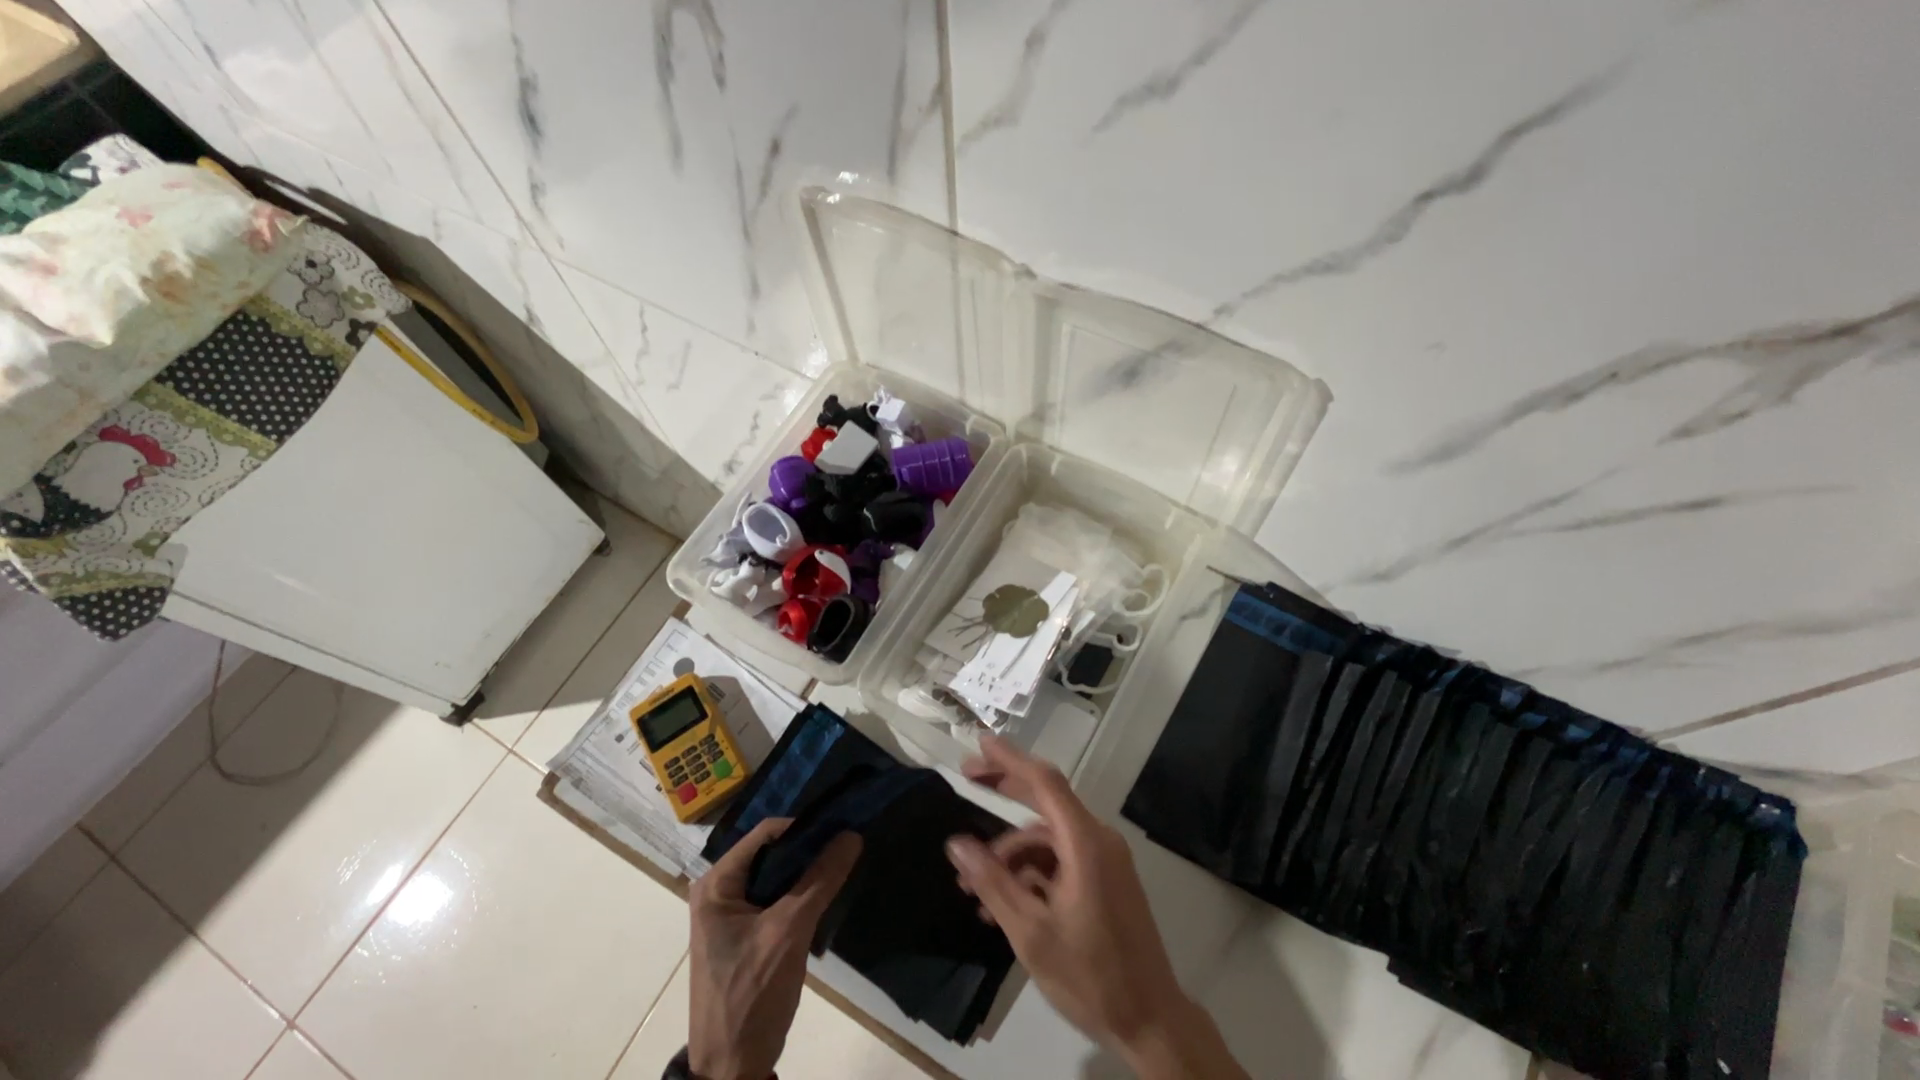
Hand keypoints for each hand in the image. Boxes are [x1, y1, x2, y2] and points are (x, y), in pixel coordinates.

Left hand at [688, 818, 861, 1079]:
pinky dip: (801, 896)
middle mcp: (719, 891)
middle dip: (810, 849)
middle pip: (772, 854)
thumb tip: (852, 835)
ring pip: (777, 878)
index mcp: (716, 884)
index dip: (805, 827)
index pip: (766, 834)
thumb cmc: (751, 994)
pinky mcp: (746, 936)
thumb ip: (820, 880)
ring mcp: (731, 915)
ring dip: (808, 873)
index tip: (844, 827)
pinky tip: (829, 896)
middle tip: (851, 844)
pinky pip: (777, 901)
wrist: (731, 1066)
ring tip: (846, 864)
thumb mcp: (789, 932)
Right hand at [947, 736, 1247, 1079]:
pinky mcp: (1106, 883)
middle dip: (1006, 791)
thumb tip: (957, 842)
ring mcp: (1106, 862)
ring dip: (1011, 854)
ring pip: (1048, 839)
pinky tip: (1002, 903)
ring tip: (971, 886)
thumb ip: (992, 882)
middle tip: (967, 781)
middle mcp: (1099, 842)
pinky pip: (1061, 861)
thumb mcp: (1031, 932)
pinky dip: (1031, 872)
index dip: (1011, 759)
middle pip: (1047, 802)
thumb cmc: (1090, 975)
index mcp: (1086, 845)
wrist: (1150, 1019)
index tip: (980, 743)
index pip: (1045, 783)